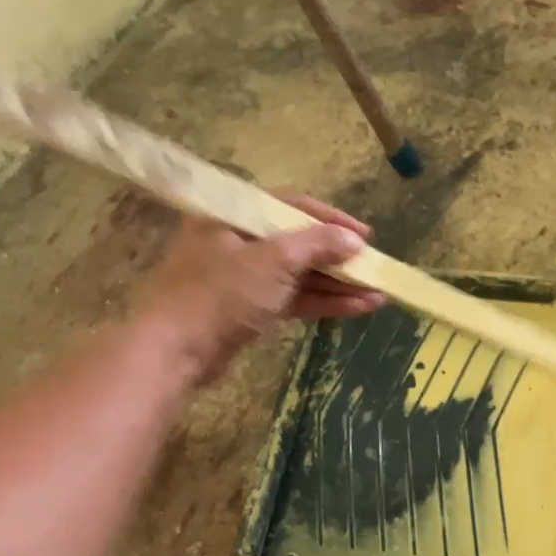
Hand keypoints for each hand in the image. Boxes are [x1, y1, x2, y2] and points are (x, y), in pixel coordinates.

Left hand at [137, 193, 385, 383]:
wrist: (176, 349)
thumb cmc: (221, 293)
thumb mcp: (274, 261)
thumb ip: (318, 245)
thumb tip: (355, 239)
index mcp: (233, 217)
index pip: (291, 206)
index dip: (331, 219)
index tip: (365, 234)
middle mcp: (238, 242)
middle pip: (298, 243)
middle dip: (340, 257)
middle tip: (374, 267)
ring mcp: (244, 278)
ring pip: (300, 275)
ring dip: (339, 284)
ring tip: (378, 293)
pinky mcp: (250, 309)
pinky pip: (295, 298)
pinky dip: (325, 302)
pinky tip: (359, 308)